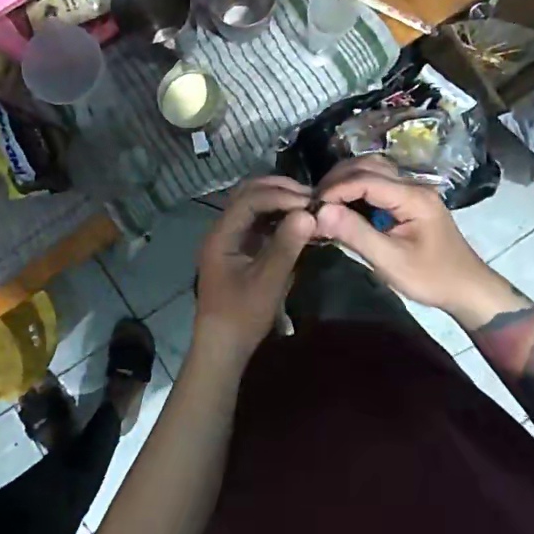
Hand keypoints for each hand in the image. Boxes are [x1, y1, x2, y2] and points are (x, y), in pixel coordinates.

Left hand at [193, 177, 319, 358]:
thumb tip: (308, 213)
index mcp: (221, 234)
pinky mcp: (240, 249)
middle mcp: (222, 230)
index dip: (280, 195)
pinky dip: (278, 218)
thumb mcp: (268, 281)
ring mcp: (230, 239)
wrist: (223, 343)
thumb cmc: (242, 314)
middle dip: (278, 191)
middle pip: (247, 196)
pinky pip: (258, 223)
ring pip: (253, 207)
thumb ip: (286, 246)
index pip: (249, 200)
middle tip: (312, 196)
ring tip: (310, 206)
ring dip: (279, 202)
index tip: (311, 201)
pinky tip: (300, 223)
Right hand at [309, 156, 518, 323]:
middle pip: (367, 165)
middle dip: (336, 180)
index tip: (313, 207)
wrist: (468, 290)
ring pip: (371, 168)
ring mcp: (412, 190)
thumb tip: (319, 211)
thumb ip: (355, 233)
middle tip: (315, 203)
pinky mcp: (407, 199)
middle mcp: (413, 185)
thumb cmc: (431, 278)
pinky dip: (353, 186)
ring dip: (344, 179)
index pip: (364, 179)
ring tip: (325, 202)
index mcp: (413, 197)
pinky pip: (376, 181)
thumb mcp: (390, 261)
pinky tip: (341, 204)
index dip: (334, 189)